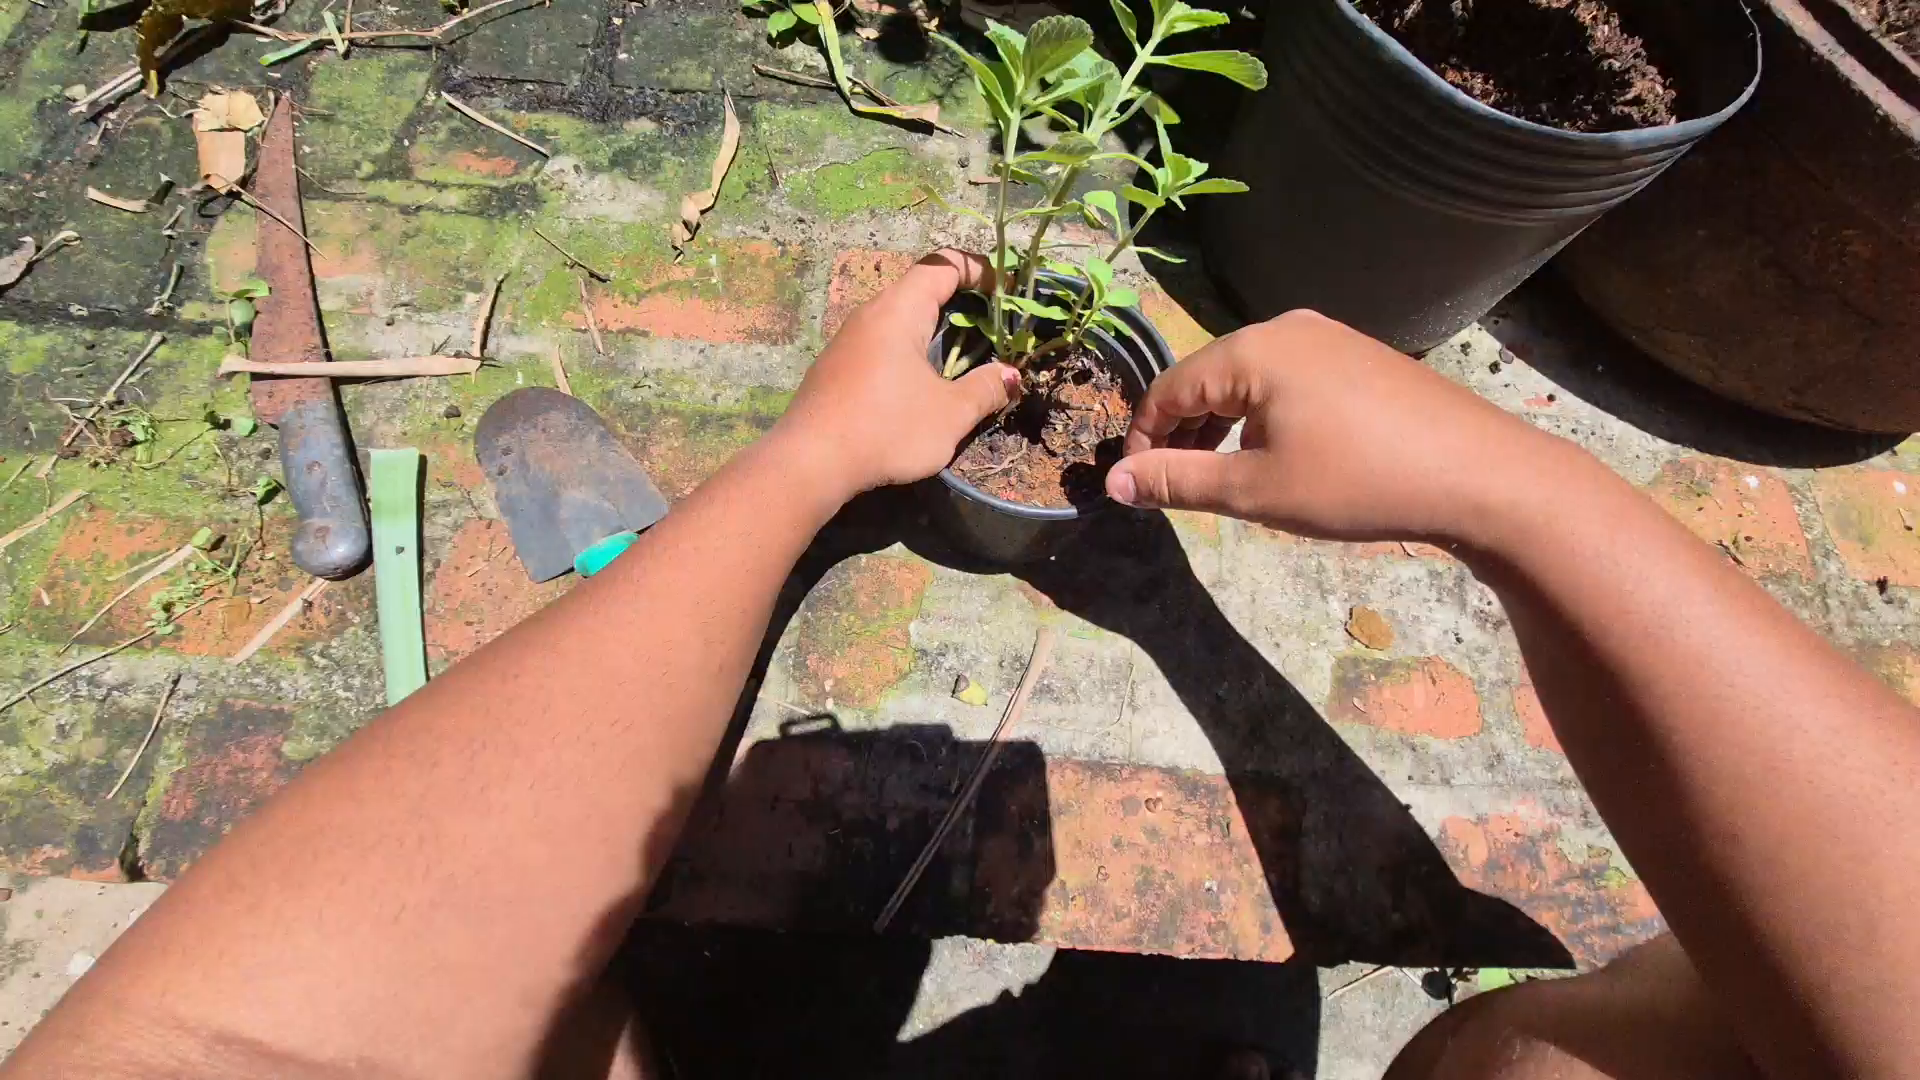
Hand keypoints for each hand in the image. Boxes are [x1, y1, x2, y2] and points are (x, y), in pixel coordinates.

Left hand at [772, 250, 1019, 499]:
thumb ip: (986, 390)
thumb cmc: (887, 428)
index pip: (943, 263)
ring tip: (962, 361)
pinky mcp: (837, 368)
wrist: (811, 461)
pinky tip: (919, 387)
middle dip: (961, 303)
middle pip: (921, 289)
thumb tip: (1012, 376)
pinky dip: (910, 353)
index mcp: (900, 310)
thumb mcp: (950, 414)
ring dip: (934, 332)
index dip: (979, 268)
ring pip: (900, 320)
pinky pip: (882, 345)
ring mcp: (848, 341)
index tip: (1005, 289)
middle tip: (991, 329)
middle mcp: (871, 314)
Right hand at [1105, 310, 1582, 546]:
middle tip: (1171, 485)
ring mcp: (1324, 337)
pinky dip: (1255, 415)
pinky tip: (1266, 451)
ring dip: (1214, 426)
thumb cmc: (1354, 482)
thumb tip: (1112, 484)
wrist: (1483, 476)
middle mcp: (1283, 328)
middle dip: (1178, 432)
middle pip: (1202, 378)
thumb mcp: (1252, 489)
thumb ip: (1175, 481)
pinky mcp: (1353, 355)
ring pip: (1242, 379)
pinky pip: (1280, 379)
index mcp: (1250, 351)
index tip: (1136, 485)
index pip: (1166, 389)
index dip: (1142, 439)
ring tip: (1213, 474)